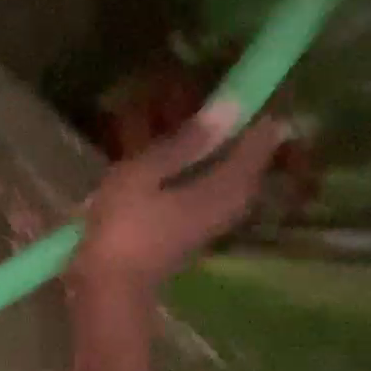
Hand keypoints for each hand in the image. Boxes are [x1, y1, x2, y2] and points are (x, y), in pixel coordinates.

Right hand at [74, 103, 285, 295]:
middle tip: (191, 98)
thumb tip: (231, 106)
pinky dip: (188, 166)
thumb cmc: (122, 228)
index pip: (261, 136)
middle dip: (222, 125)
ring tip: (170, 122)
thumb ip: (184, 143)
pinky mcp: (193, 226)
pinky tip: (161, 159)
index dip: (253, 108)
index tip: (231, 83)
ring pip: (221, 168)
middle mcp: (233, 199)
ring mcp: (214, 216)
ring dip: (202, 145)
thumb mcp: (141, 176)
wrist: (108, 287)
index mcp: (228, 185)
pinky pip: (202, 184)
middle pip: (242, 153)